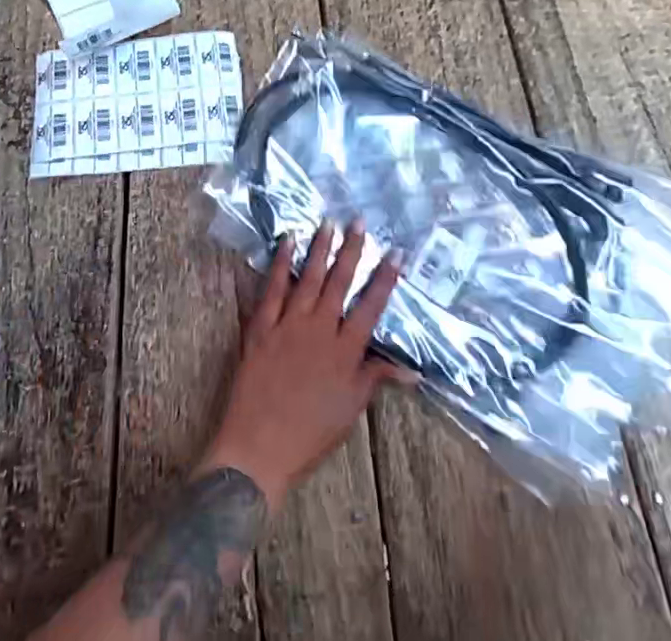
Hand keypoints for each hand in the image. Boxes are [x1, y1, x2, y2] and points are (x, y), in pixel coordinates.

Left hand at [199, 220, 415, 508]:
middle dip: (351, 249)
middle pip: (339, 282)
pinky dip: (280, 264)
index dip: (384, 278)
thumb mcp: (351, 408)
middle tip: (358, 222)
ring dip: (319, 249)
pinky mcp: (260, 328)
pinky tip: (286, 243)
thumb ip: (376, 378)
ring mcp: (287, 325)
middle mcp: (319, 330)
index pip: (371, 306)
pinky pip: (271, 289)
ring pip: (308, 278)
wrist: (258, 448)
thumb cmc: (310, 433)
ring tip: (328, 222)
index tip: (395, 253)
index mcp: (345, 350)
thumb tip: (412, 370)